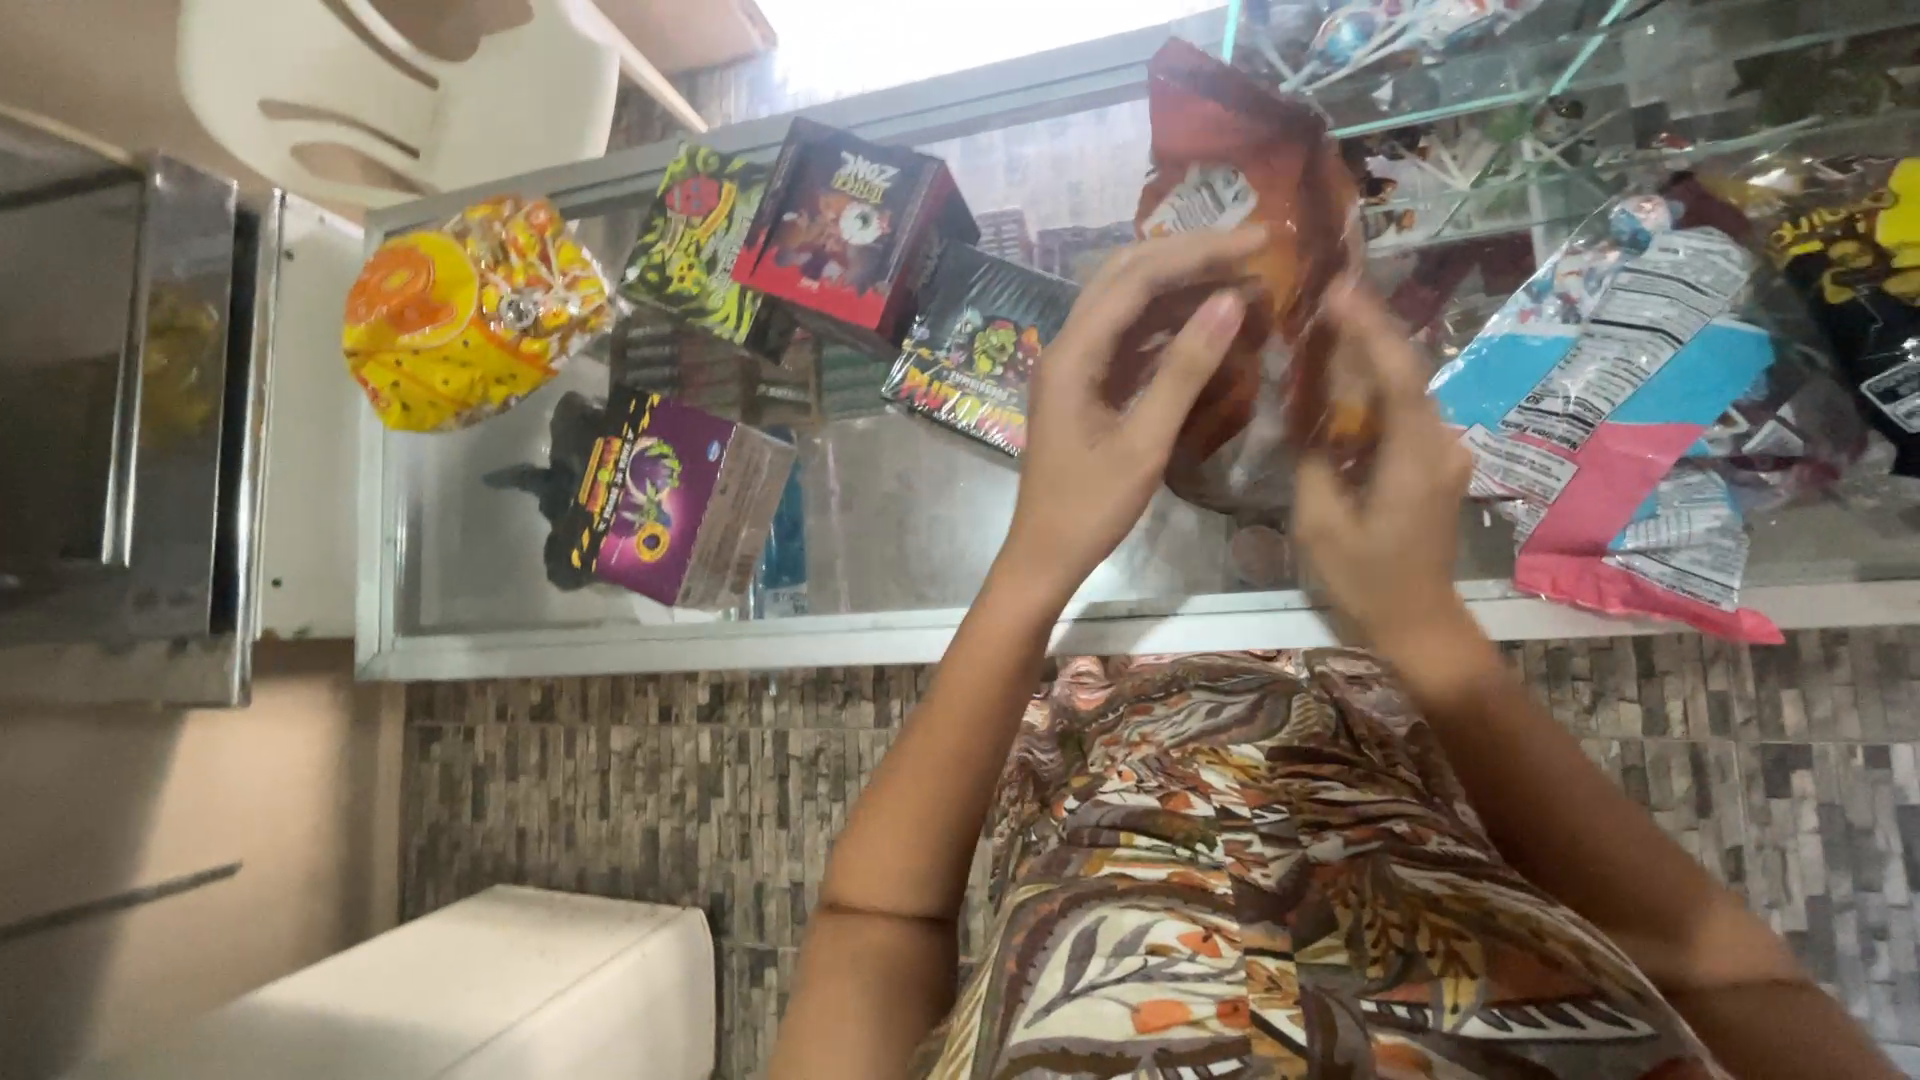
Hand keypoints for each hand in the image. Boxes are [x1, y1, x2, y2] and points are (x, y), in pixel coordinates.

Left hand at [996, 226, 1266, 603]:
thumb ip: (1185, 370)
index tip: (1257, 239)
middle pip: (1124, 277)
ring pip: (1125, 305)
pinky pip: (1126, 340)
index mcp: (1071, 356)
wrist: (1045, 554)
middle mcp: (1066, 348)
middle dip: (1186, 256)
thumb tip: (1230, 301)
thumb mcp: (1145, 443)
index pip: (1135, 279)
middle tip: (1250, 248)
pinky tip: (1205, 324)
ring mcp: (1072, 366)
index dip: (1197, 252)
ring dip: (1178, 288)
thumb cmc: (1090, 509)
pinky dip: (1165, 326)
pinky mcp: (1084, 387)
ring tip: (1239, 280)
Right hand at [1291, 285, 1494, 690]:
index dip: (1368, 329)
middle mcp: (1440, 444)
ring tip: (1326, 324)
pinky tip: (1341, 376)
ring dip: (1369, 356)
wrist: (1418, 621)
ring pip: (1405, 389)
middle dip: (1368, 330)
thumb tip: (1304, 414)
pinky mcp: (1433, 464)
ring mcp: (1443, 453)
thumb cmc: (1365, 581)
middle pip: (1405, 372)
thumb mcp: (1320, 525)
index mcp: (1414, 458)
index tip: (1337, 291)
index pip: (1396, 376)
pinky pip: (1401, 413)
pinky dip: (1372, 388)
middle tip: (1325, 295)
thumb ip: (1312, 461)